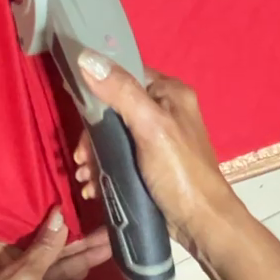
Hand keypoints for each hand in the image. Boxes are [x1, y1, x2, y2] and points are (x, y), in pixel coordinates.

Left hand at [0, 207, 112, 279]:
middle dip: (77, 242)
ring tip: (109, 245)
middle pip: (48, 248)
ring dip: (79, 259)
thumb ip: (45, 248)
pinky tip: (90, 266)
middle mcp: (10, 262)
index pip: (32, 226)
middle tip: (108, 230)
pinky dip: (69, 277)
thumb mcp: (21, 274)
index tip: (82, 207)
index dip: (58, 218)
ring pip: (54, 268)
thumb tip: (60, 214)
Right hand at [73, 52, 250, 256]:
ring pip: (113, 136)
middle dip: (91, 136)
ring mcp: (158, 138)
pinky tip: (93, 186)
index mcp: (170, 92)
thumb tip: (86, 56)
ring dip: (93, 156)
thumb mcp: (149, 127)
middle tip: (81, 160)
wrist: (201, 222)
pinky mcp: (151, 163)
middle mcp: (165, 110)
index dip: (98, 92)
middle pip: (114, 109)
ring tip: (84, 178)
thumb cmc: (179, 172)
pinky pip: (119, 156)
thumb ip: (120, 92)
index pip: (125, 75)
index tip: (78, 117)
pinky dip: (103, 169)